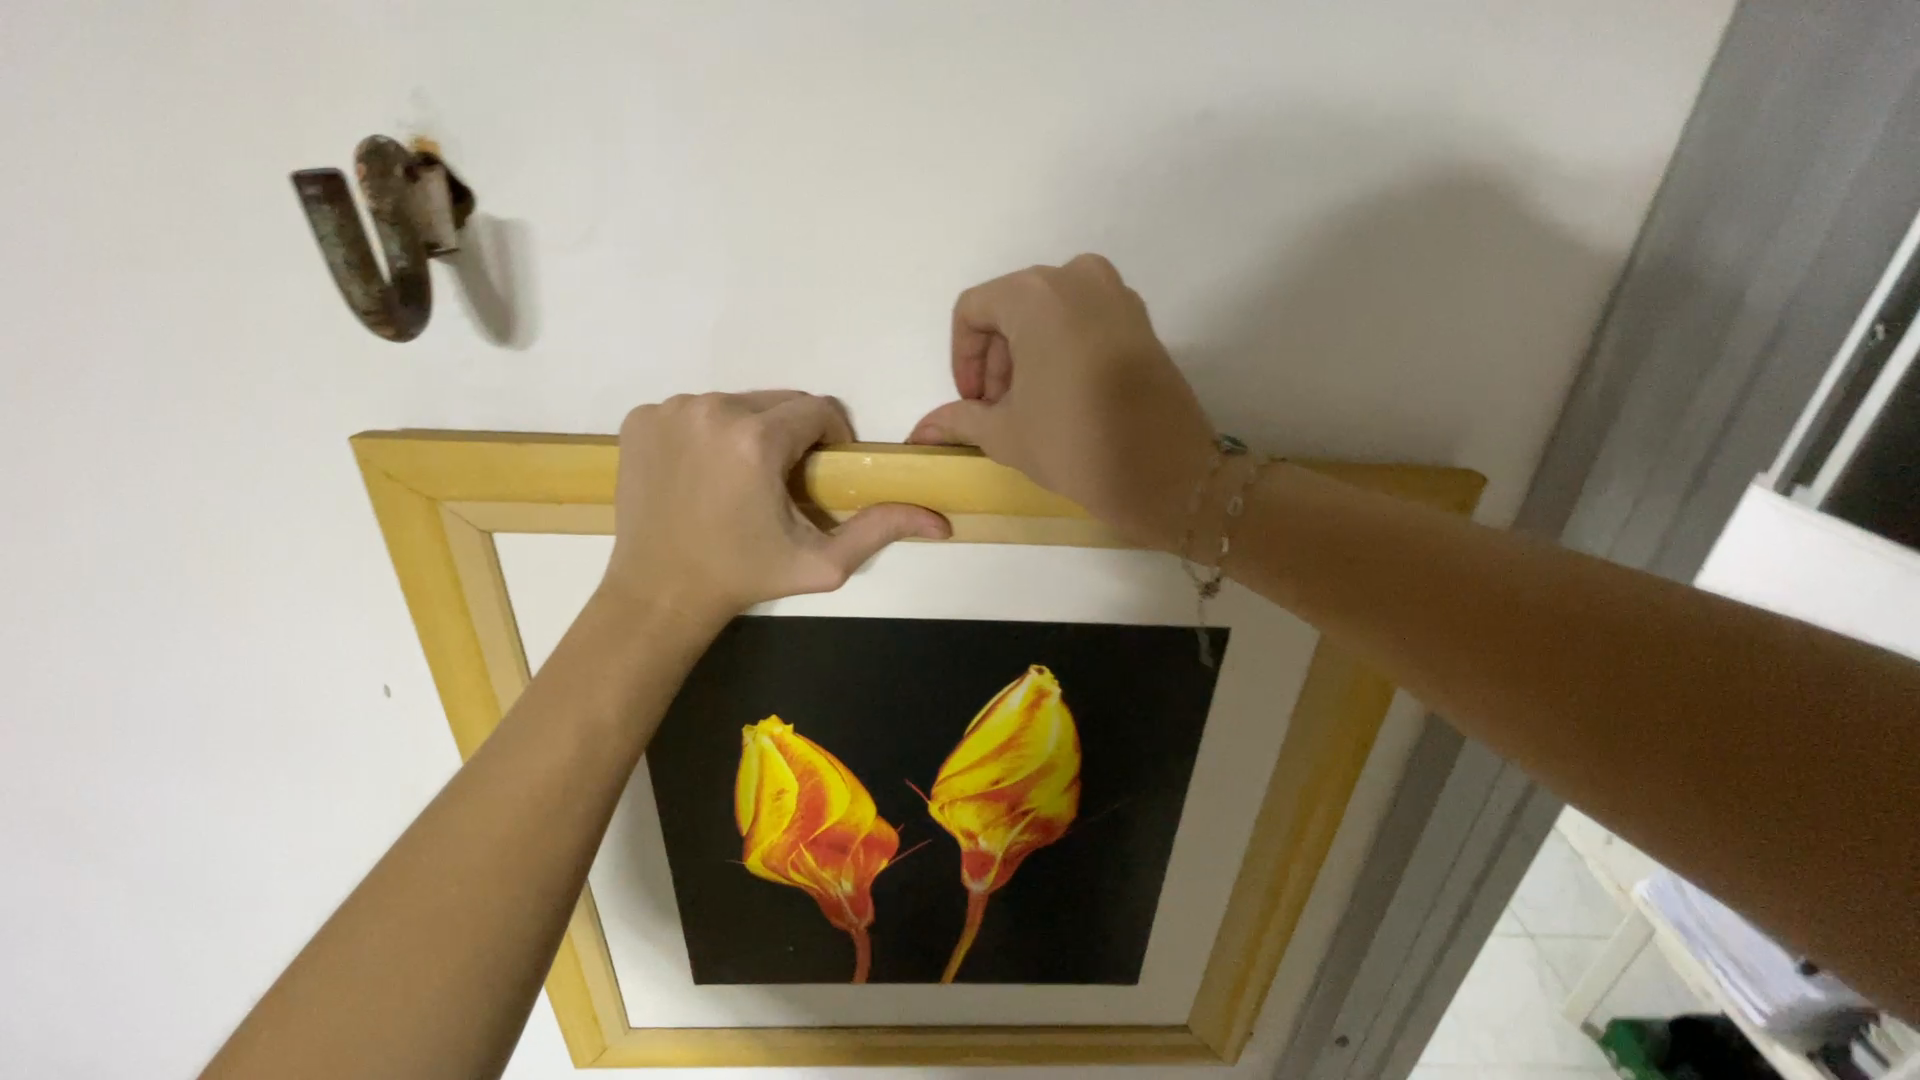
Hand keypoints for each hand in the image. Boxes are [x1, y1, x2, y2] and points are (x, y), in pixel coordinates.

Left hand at [604, 392, 950, 619]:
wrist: (659, 593)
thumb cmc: (745, 577)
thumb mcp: (822, 562)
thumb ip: (879, 530)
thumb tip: (940, 522)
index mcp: (756, 438)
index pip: (818, 408)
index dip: (831, 437)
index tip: (822, 472)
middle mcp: (710, 409)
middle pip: (776, 401)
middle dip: (790, 434)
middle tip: (783, 481)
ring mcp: (669, 411)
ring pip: (735, 403)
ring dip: (749, 431)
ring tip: (741, 480)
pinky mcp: (641, 418)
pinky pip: (694, 411)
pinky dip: (706, 434)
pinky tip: (702, 475)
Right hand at [908, 255, 1217, 551]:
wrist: (1165, 472)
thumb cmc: (1073, 443)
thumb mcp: (1005, 433)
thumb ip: (959, 420)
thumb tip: (922, 431)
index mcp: (1034, 294)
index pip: (974, 310)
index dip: (963, 358)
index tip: (972, 402)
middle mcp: (1076, 277)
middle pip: (1013, 308)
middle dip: (997, 357)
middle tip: (997, 409)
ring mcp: (1116, 295)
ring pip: (1050, 314)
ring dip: (1028, 354)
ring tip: (1030, 407)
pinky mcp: (1141, 320)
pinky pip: (1084, 322)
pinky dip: (1063, 349)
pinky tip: (1063, 396)